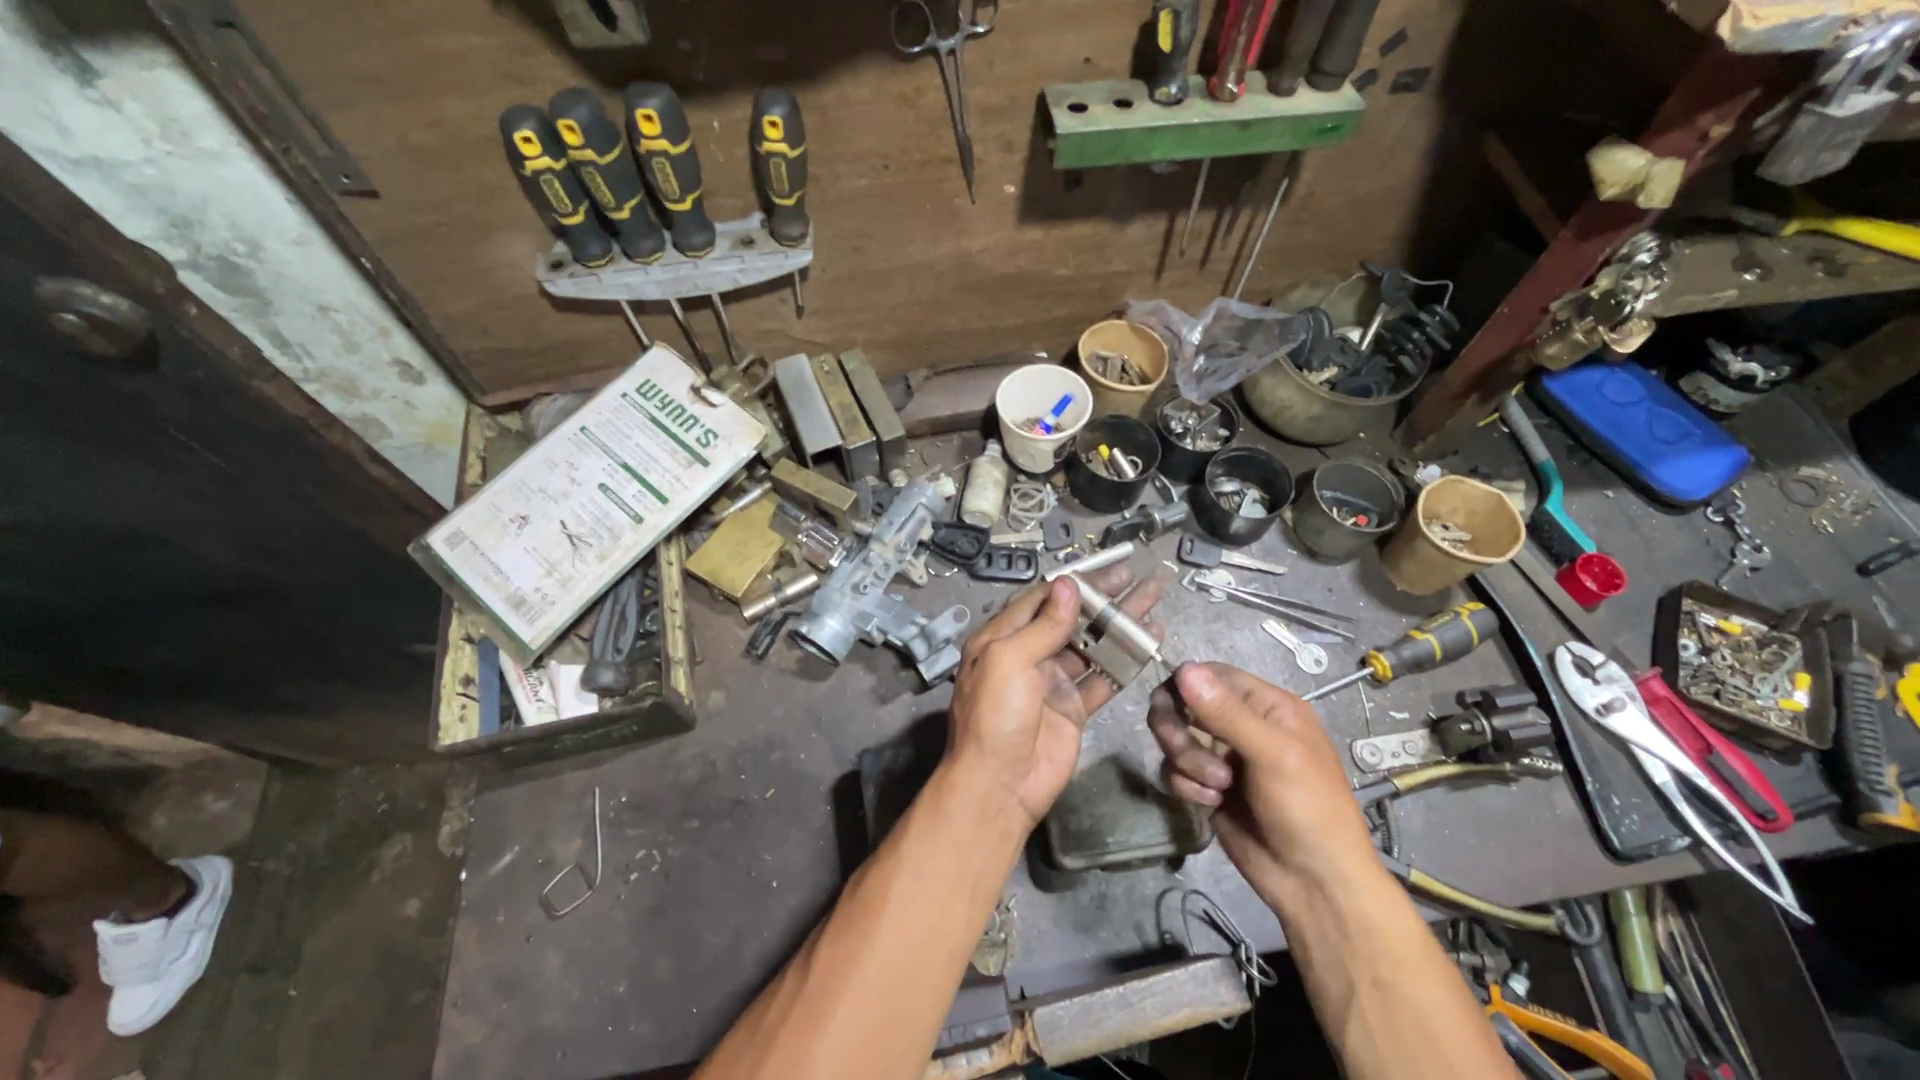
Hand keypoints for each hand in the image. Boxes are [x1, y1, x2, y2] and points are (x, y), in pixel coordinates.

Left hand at [947, 563, 1163, 828]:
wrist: (1000, 786)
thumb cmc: (995, 717)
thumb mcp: (1008, 662)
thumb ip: (1042, 625)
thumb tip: (1068, 585)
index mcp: (1001, 639)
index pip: (1041, 599)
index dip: (1075, 582)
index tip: (1108, 567)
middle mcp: (1027, 656)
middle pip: (1071, 618)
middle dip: (1104, 598)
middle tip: (1137, 577)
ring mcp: (1052, 682)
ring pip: (1092, 645)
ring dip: (1120, 625)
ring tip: (1151, 602)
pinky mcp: (1073, 709)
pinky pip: (1103, 679)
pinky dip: (1126, 662)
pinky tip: (1150, 643)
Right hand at [1148, 663, 1378, 908]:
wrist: (1312, 882)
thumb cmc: (1308, 809)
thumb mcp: (1273, 754)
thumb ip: (1226, 712)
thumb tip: (1183, 668)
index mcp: (1267, 706)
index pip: (1212, 674)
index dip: (1186, 685)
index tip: (1173, 707)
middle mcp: (1242, 725)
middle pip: (1183, 703)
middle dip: (1178, 729)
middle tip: (1185, 751)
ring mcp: (1223, 757)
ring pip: (1175, 738)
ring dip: (1186, 761)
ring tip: (1216, 788)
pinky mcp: (1207, 788)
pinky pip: (1175, 771)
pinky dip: (1185, 785)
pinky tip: (1210, 804)